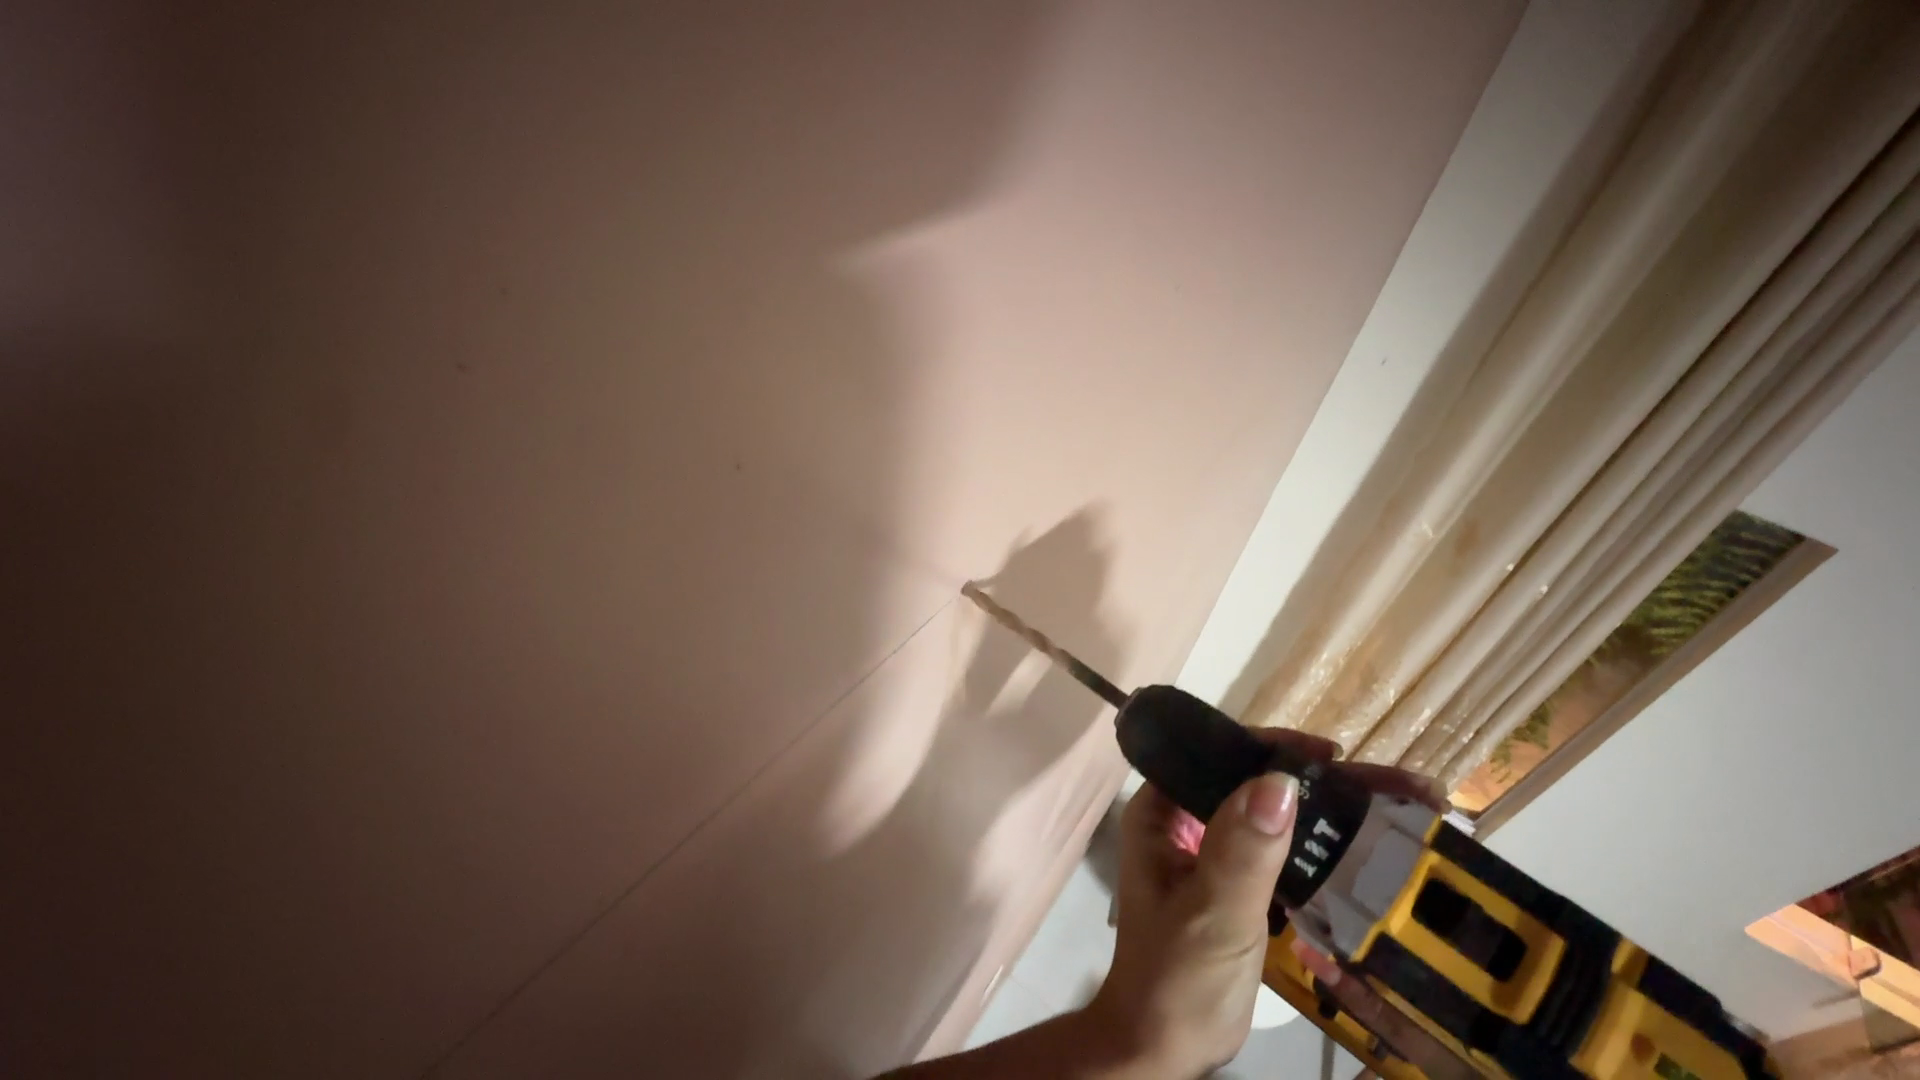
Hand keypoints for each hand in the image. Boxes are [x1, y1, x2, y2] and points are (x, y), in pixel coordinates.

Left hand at [1086, 729, 1456, 1079]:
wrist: (1167, 1047)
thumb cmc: (1177, 977)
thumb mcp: (1213, 911)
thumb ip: (1243, 849)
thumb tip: (1281, 779)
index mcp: (1163, 814)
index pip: (1218, 756)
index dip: (1274, 748)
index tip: (1332, 756)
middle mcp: (1188, 822)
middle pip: (1259, 782)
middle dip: (1325, 779)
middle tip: (1402, 783)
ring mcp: (1218, 853)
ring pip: (1280, 814)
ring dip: (1336, 808)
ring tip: (1410, 804)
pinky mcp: (1244, 885)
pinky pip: (1289, 851)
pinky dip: (1330, 846)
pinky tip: (1378, 846)